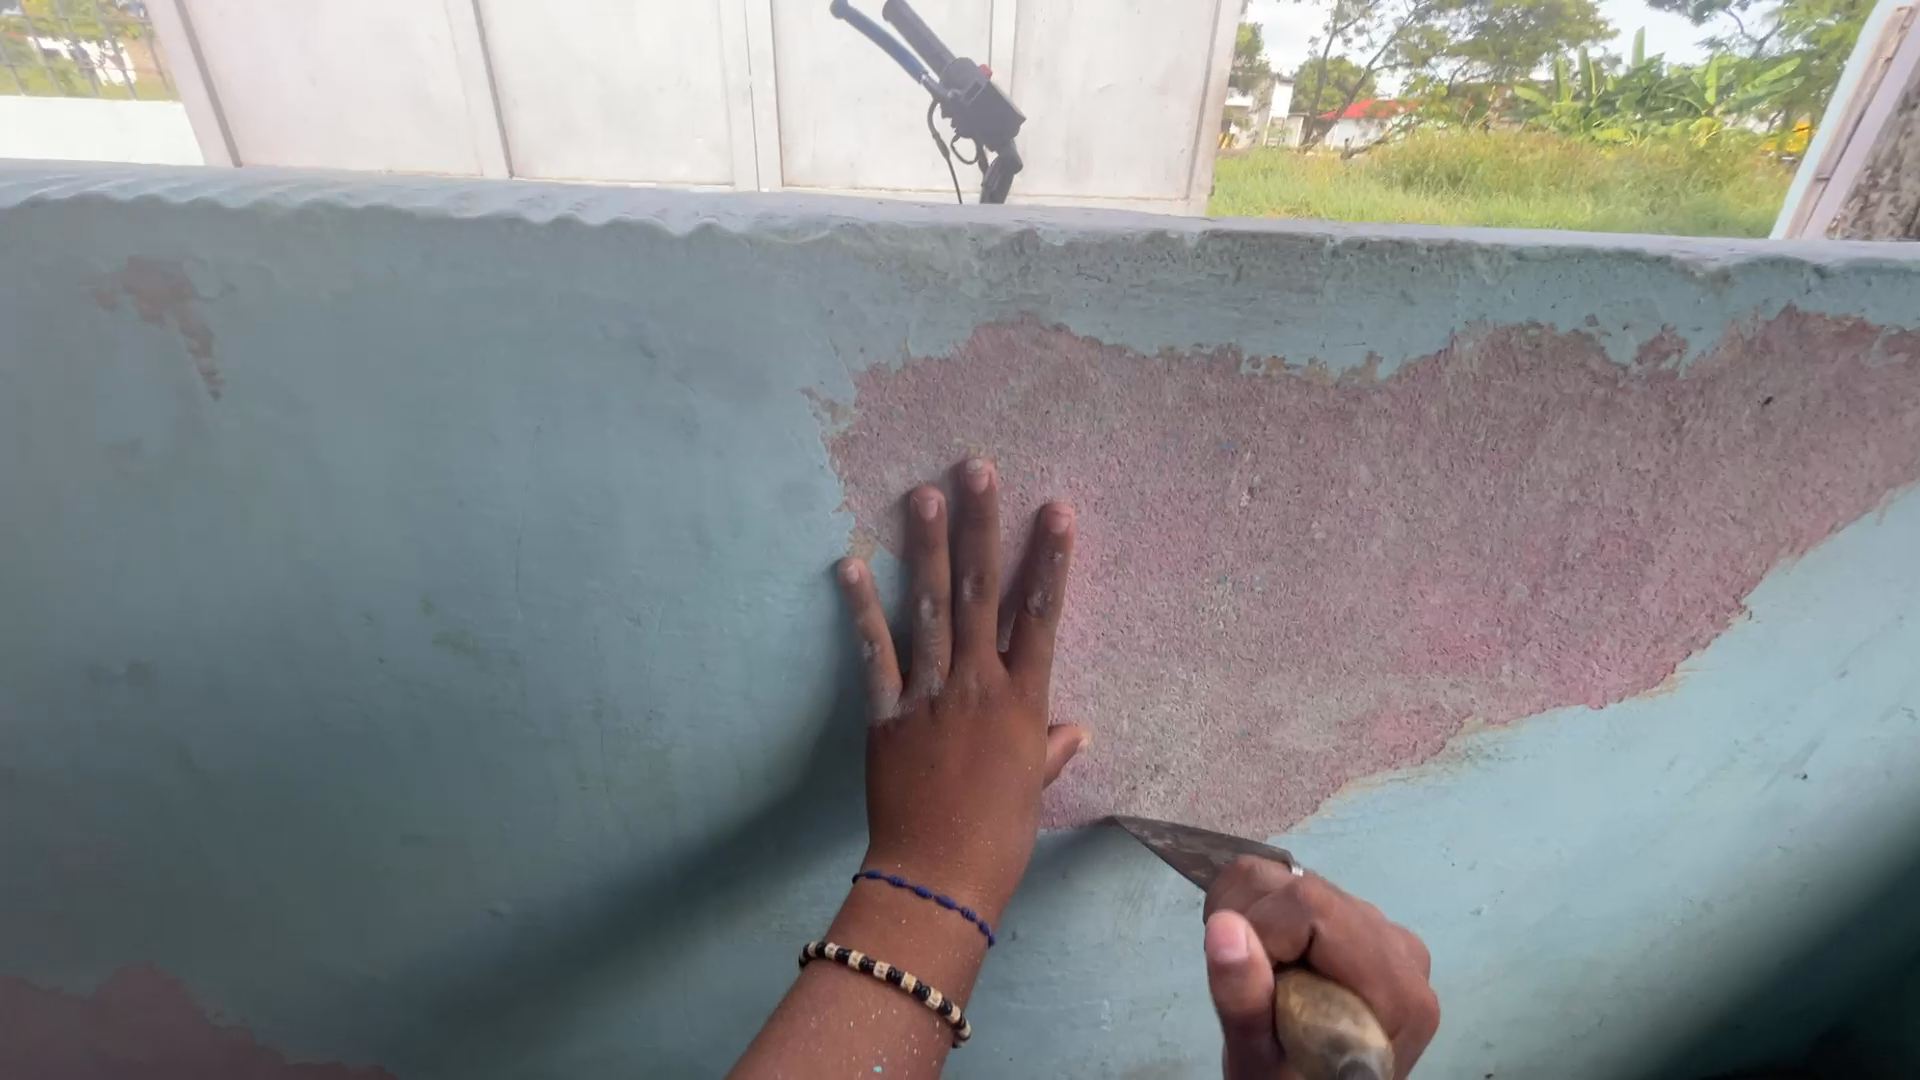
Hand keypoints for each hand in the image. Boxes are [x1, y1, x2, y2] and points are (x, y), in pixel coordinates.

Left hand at [836, 458, 1088, 918]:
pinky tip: (851, 564)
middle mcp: (980, 683)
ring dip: (928, 547)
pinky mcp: (887, 712)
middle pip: (984, 592)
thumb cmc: (999, 836)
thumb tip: (1080, 728)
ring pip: (932, 607)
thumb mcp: (1035, 788)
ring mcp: (931, 693)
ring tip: (923, 493)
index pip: (1041, 616)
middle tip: (977, 469)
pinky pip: (875, 653)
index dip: (1050, 560)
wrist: (940, 879)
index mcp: (1024, 700)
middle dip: (982, 526)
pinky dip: (862, 609)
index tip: (1056, 510)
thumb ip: (1053, 748)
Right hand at [1202, 857, 1438, 1079]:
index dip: (1261, 928)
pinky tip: (1263, 950)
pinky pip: (1288, 880)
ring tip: (1252, 968)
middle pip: (1298, 886)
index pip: (1310, 906)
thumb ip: (1245, 1000)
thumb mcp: (1258, 1062)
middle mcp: (1397, 947)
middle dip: (1247, 920)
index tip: (1249, 978)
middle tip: (1243, 977)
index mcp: (1395, 988)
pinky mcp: (1352, 916)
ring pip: (1286, 875)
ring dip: (1244, 912)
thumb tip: (1225, 924)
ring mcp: (1378, 927)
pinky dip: (1253, 906)